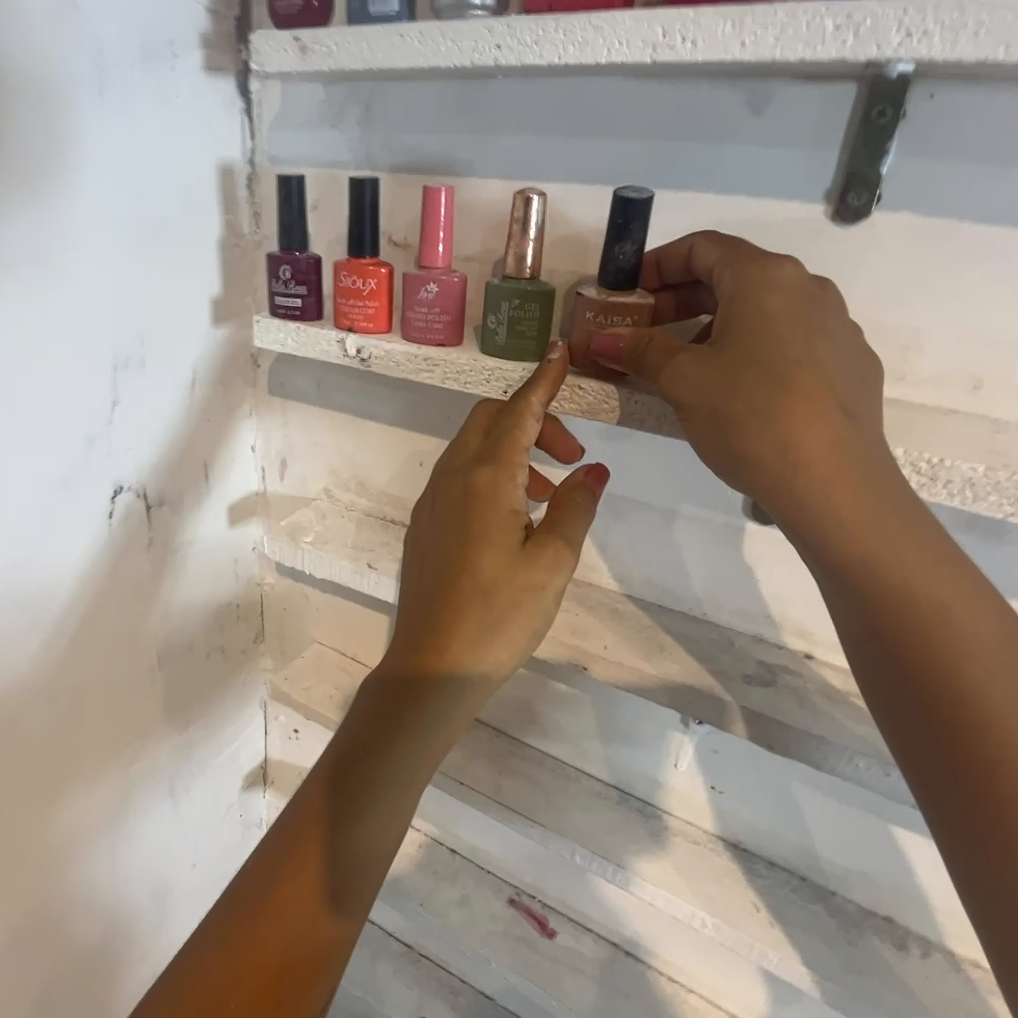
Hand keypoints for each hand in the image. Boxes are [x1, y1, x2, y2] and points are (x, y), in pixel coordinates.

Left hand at [380, 341, 608, 699]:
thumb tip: (593, 468)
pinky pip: (459, 479)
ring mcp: (432, 502)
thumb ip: (577, 506)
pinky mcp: (424, 526)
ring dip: (514, 453)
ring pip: (473, 450)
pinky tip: (516, 520)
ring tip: (552, 499)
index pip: (518, 410)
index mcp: (486, 477)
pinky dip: (492, 477)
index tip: (561, 352)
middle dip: (533, 421)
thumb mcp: (554, 562)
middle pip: (490, 421)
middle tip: (572, 457)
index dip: (543, 380)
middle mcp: (451, 478)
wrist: (432, 664)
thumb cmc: (500, 615)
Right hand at [587, 231, 896, 536]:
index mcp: (765, 278)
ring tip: (684, 367)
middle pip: (734, 276)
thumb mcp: (683, 381)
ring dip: (715, 327)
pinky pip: (790, 342)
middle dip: (680, 299)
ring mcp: (835, 326)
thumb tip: (602, 340)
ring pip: (764, 311)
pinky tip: (736, 392)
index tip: (627, 294)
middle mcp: (807, 288)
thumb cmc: (749, 415)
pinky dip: (752, 351)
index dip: (657, 264)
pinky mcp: (849, 365)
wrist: (832, 480)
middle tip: (643, 332)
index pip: (703, 247)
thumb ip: (641, 351)